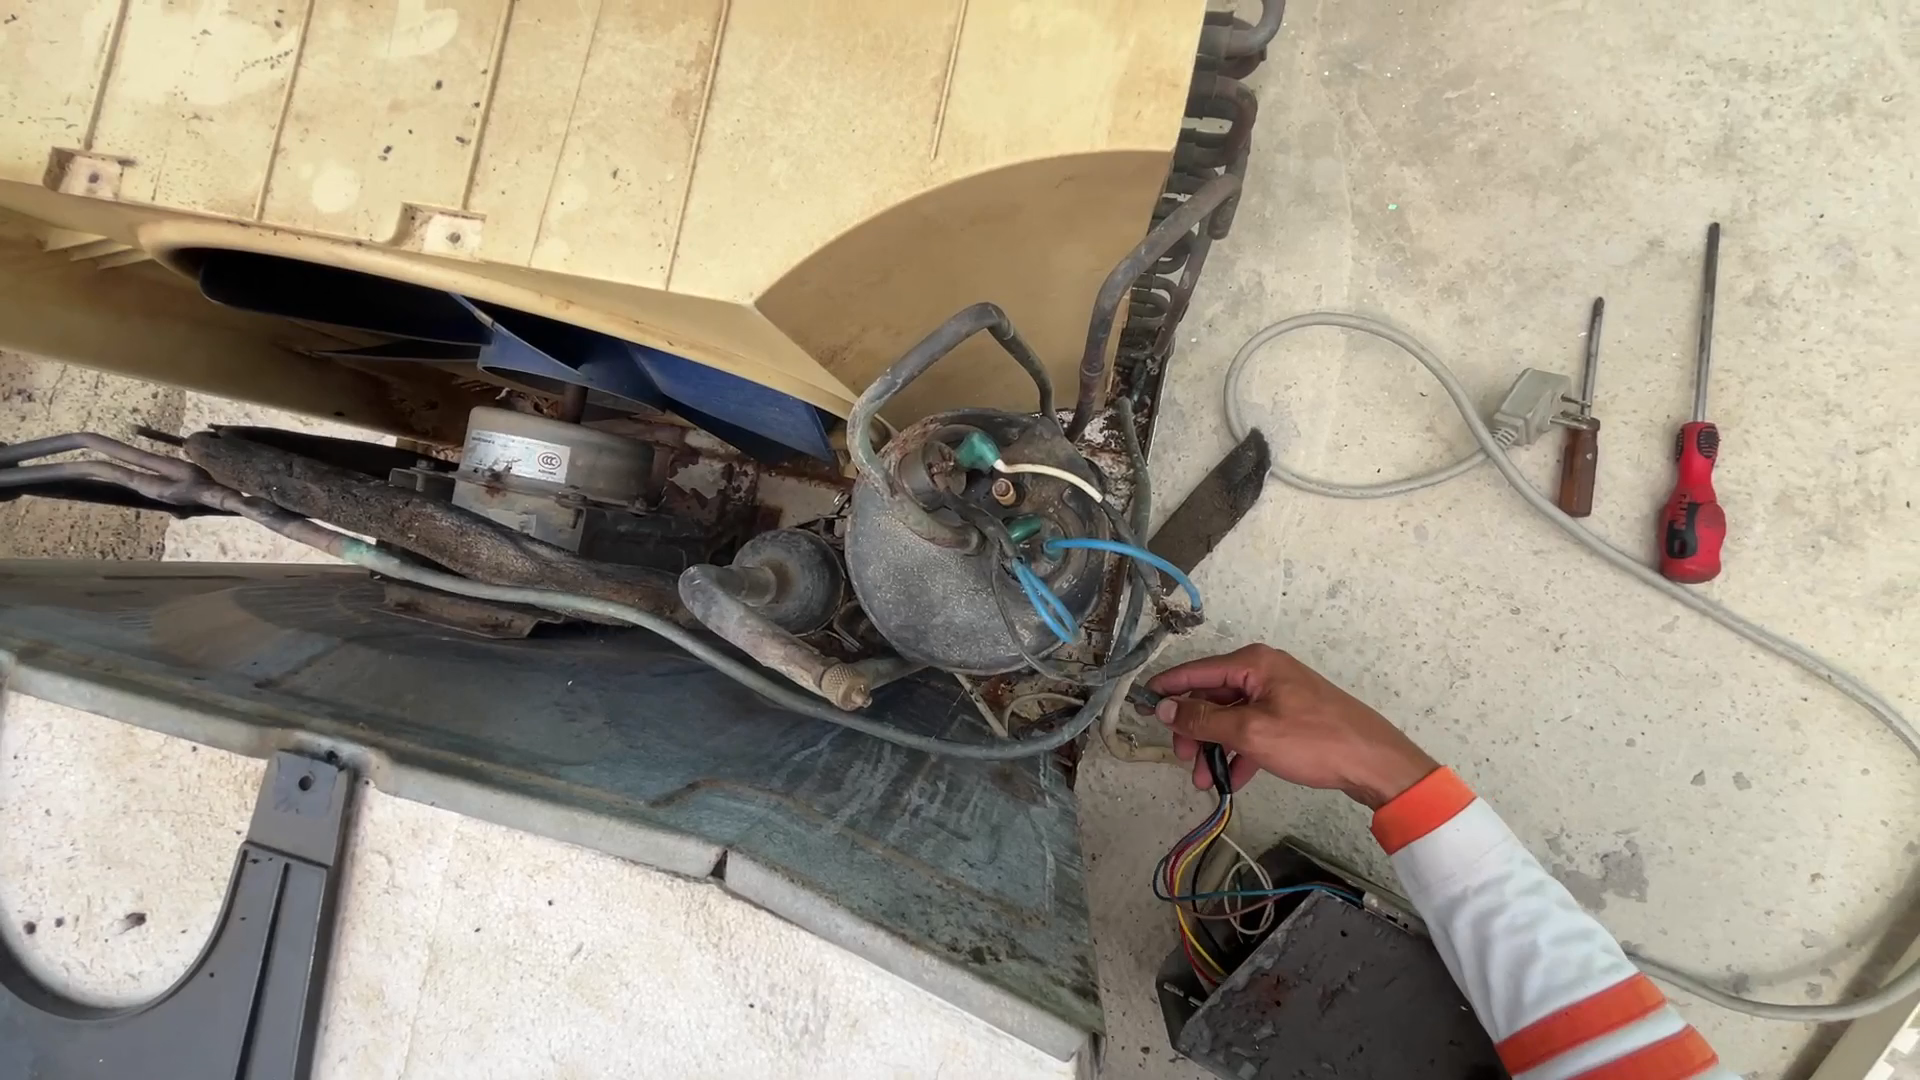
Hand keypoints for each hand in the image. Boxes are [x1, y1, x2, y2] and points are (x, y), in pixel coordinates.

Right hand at [1146, 644, 1437, 808]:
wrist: (1376, 764)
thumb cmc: (1311, 740)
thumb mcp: (1249, 731)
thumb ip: (1202, 719)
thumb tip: (1163, 709)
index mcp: (1253, 663)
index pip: (1196, 671)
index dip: (1167, 688)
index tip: (1141, 705)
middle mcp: (1263, 671)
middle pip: (1211, 696)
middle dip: (1193, 729)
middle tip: (1182, 758)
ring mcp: (1278, 694)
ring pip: (1230, 717)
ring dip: (1213, 746)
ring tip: (1204, 780)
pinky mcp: (1291, 717)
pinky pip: (1252, 729)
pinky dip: (1238, 752)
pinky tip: (1230, 779)